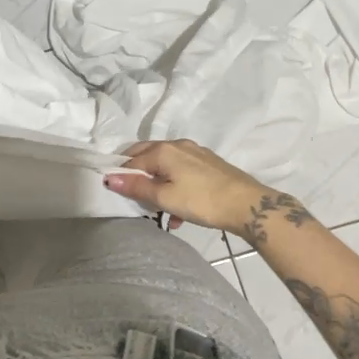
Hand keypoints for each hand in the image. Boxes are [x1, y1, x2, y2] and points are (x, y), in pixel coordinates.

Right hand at [103, 139, 308, 239]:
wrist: (248, 205)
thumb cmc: (202, 201)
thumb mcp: (165, 197)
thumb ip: (137, 187)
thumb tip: (110, 177)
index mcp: (163, 149)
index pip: (132, 160)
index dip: (121, 176)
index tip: (116, 194)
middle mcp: (178, 145)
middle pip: (148, 158)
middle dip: (139, 178)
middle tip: (135, 199)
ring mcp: (195, 153)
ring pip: (166, 167)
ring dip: (159, 187)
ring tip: (160, 213)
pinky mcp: (209, 164)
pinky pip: (182, 173)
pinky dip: (175, 187)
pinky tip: (180, 212)